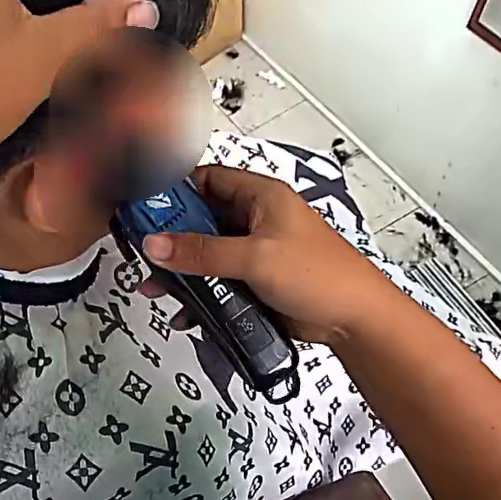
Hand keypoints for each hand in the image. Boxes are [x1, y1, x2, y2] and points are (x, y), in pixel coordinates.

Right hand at [138, 165, 408, 343]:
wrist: (353, 319)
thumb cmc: (327, 276)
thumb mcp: (256, 258)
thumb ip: (204, 252)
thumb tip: (161, 244)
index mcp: (262, 197)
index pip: (207, 180)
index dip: (175, 191)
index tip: (147, 209)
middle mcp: (257, 221)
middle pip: (201, 220)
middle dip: (173, 237)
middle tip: (148, 252)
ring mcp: (255, 254)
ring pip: (207, 256)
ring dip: (183, 271)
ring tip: (159, 284)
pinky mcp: (254, 283)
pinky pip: (218, 283)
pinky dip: (201, 295)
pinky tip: (188, 309)